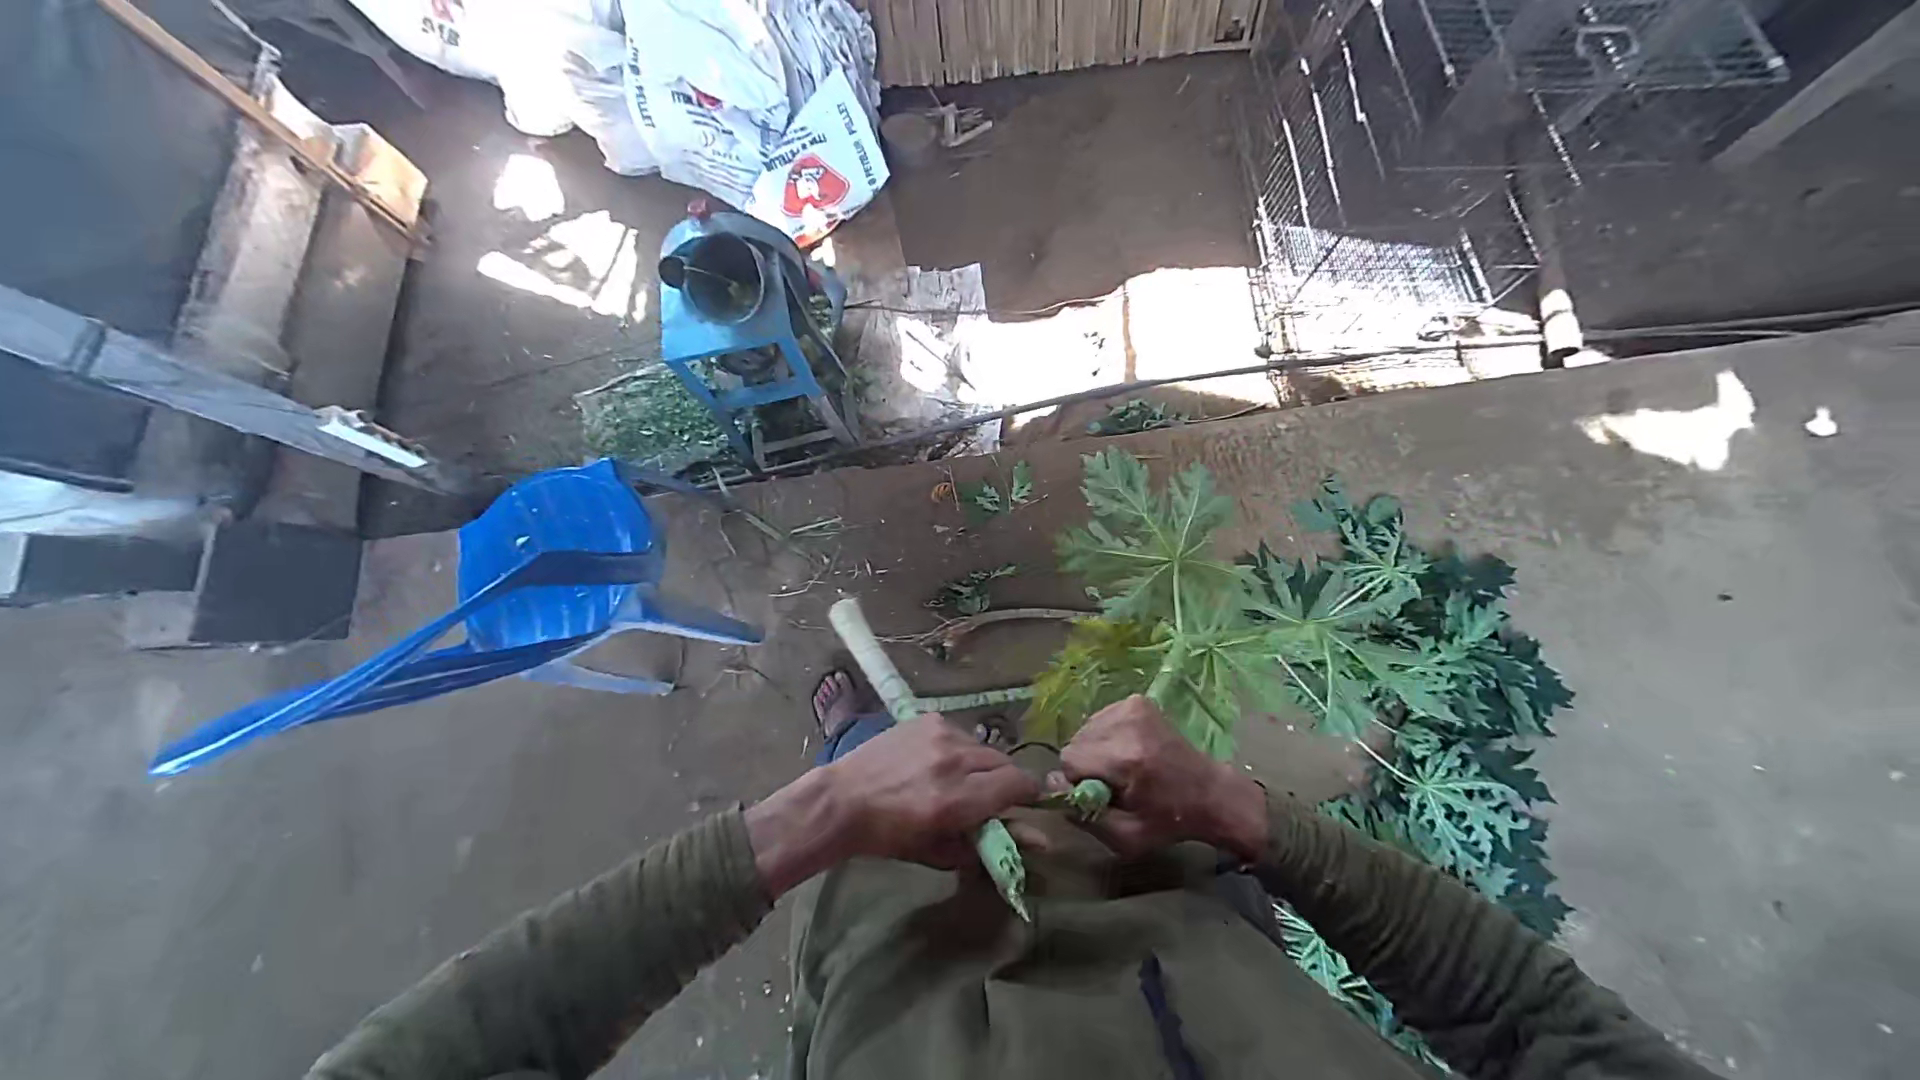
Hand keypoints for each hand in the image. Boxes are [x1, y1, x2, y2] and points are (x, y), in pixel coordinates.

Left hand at [746, 715, 1038, 894]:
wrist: (844, 799)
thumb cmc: (890, 835)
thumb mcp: (942, 850)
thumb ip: (991, 842)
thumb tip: (1041, 841)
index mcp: (958, 798)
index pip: (1020, 783)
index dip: (1029, 794)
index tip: (1024, 804)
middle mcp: (954, 759)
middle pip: (1005, 763)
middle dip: (1003, 782)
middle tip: (985, 798)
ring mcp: (941, 733)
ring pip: (983, 747)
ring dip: (981, 764)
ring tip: (956, 779)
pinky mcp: (928, 718)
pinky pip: (961, 733)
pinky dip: (959, 749)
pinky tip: (937, 762)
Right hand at [1059, 695, 1267, 859]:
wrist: (1211, 793)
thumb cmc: (1169, 820)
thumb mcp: (1125, 838)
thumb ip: (1084, 814)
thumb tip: (1052, 785)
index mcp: (1126, 758)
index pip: (1070, 759)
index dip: (1079, 780)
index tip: (1101, 793)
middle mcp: (1127, 724)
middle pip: (1076, 742)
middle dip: (1087, 764)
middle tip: (1115, 782)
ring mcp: (1133, 706)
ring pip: (1086, 729)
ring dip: (1096, 750)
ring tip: (1125, 767)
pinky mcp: (1137, 701)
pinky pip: (1100, 719)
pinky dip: (1107, 736)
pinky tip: (1129, 750)